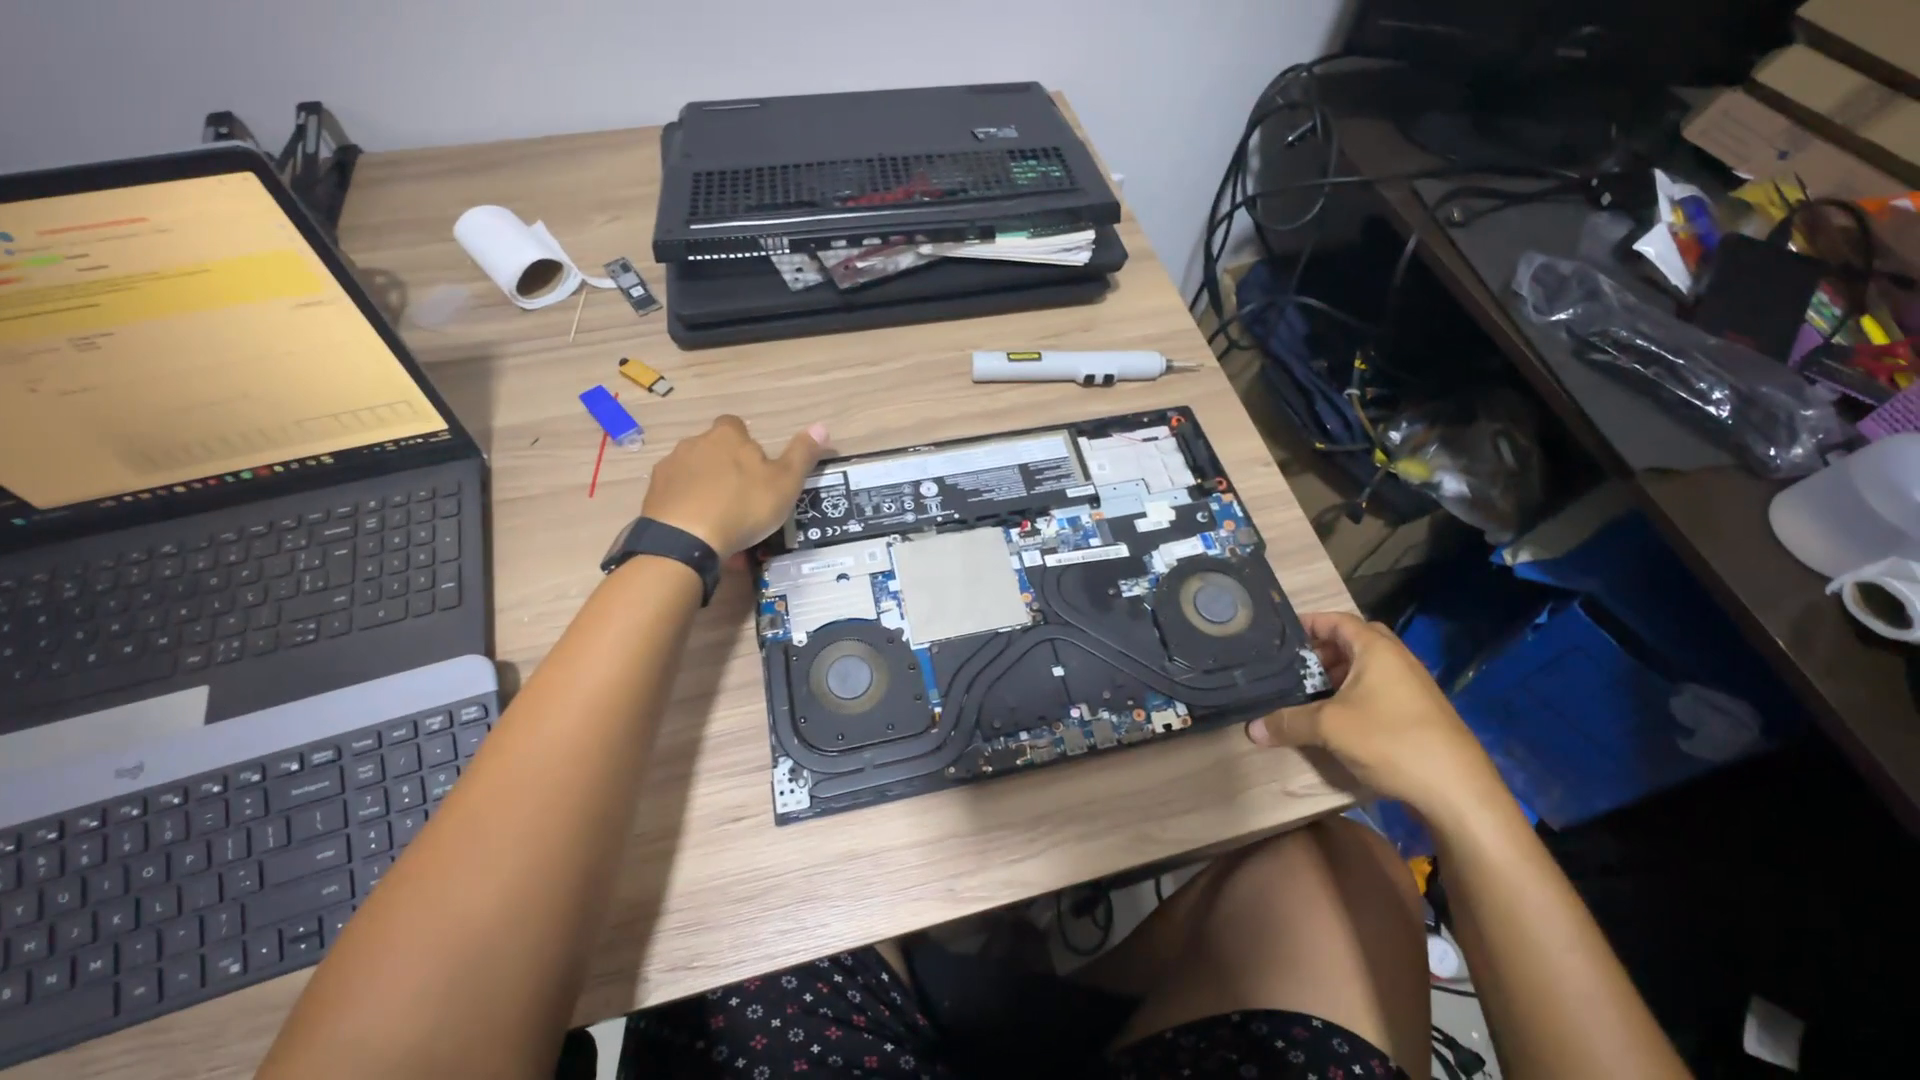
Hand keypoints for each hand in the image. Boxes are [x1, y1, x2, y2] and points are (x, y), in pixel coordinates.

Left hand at [641, 416, 829, 556]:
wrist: (685, 539)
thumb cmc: (742, 507)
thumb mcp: (785, 483)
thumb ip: (802, 454)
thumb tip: (822, 426)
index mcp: (727, 436)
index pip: (737, 426)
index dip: (747, 445)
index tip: (757, 470)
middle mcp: (694, 443)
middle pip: (713, 448)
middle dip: (725, 466)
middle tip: (741, 497)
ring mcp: (670, 467)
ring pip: (692, 470)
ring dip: (704, 485)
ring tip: (718, 516)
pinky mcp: (653, 493)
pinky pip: (675, 493)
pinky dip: (685, 504)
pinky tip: (697, 527)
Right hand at [1248, 611, 1507, 823]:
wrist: (1456, 788)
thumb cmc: (1390, 740)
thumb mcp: (1329, 728)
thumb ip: (1288, 722)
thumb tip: (1252, 728)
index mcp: (1377, 649)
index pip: (1336, 621)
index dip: (1308, 624)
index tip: (1279, 635)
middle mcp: (1397, 659)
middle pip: (1352, 643)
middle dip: (1321, 653)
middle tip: (1292, 669)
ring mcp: (1411, 686)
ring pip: (1366, 670)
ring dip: (1337, 678)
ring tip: (1308, 696)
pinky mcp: (1418, 712)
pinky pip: (1377, 691)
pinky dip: (1353, 696)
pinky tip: (1337, 720)